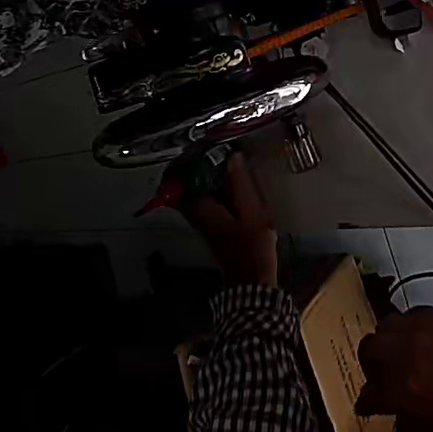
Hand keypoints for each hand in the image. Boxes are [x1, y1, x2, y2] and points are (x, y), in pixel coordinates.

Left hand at [179, 152, 277, 285]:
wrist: (253, 280)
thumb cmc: (251, 249)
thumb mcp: (251, 211)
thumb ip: (241, 183)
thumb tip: (234, 158)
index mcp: (201, 209)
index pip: (179, 182)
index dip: (184, 164)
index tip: (197, 150)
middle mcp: (197, 216)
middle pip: (185, 186)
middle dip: (195, 169)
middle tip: (211, 154)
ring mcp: (204, 223)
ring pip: (195, 194)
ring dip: (205, 179)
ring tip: (223, 164)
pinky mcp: (214, 227)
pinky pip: (207, 202)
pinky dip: (214, 191)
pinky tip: (232, 186)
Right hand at [355, 307, 432, 431]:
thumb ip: (420, 430)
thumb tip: (407, 422)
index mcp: (406, 387)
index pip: (370, 394)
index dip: (369, 405)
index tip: (372, 409)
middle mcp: (408, 349)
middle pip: (369, 350)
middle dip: (372, 368)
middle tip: (383, 382)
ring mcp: (424, 324)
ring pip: (386, 326)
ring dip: (387, 343)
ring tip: (402, 359)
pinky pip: (410, 316)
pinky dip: (408, 329)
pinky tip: (425, 342)